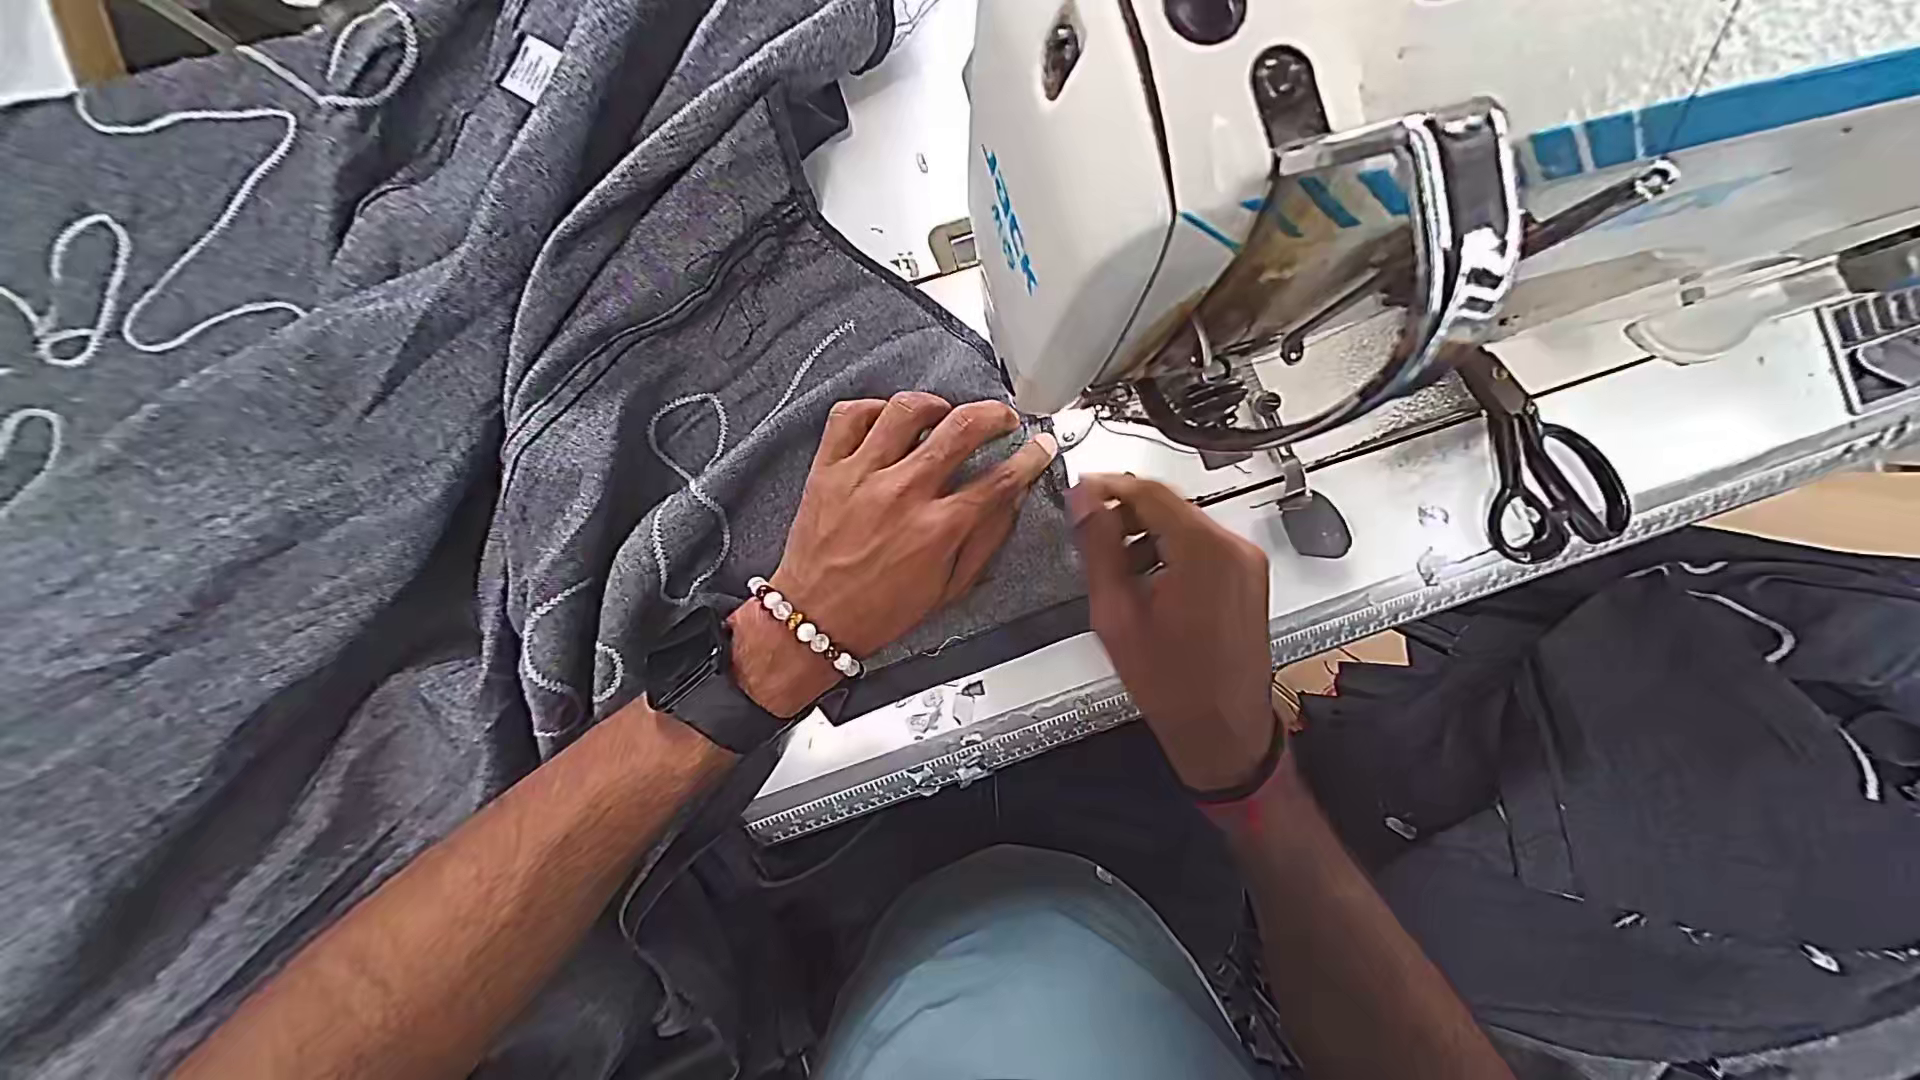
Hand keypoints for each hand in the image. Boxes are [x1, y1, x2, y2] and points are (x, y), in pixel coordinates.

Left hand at [728, 392, 1057, 716]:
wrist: (816, 618)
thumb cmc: (881, 610)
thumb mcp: (949, 587)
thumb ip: (986, 540)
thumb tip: (1013, 499)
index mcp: (938, 529)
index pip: (999, 478)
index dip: (1029, 457)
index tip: (1038, 446)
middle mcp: (903, 494)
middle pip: (961, 428)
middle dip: (994, 414)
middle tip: (1001, 418)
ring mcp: (862, 476)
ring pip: (907, 410)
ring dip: (937, 404)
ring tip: (945, 413)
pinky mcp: (828, 469)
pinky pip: (850, 415)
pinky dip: (875, 407)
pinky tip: (889, 419)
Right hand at [1069, 473, 1274, 790]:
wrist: (1221, 726)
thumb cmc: (1176, 685)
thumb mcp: (1116, 612)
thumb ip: (1097, 547)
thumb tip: (1084, 503)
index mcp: (1203, 551)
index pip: (1149, 491)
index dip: (1107, 486)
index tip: (1082, 491)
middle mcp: (1233, 550)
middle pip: (1169, 503)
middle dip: (1125, 511)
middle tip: (1090, 527)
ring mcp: (1245, 563)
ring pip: (1184, 522)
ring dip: (1146, 531)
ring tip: (1114, 560)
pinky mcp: (1247, 577)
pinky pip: (1201, 544)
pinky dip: (1169, 548)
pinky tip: (1144, 575)